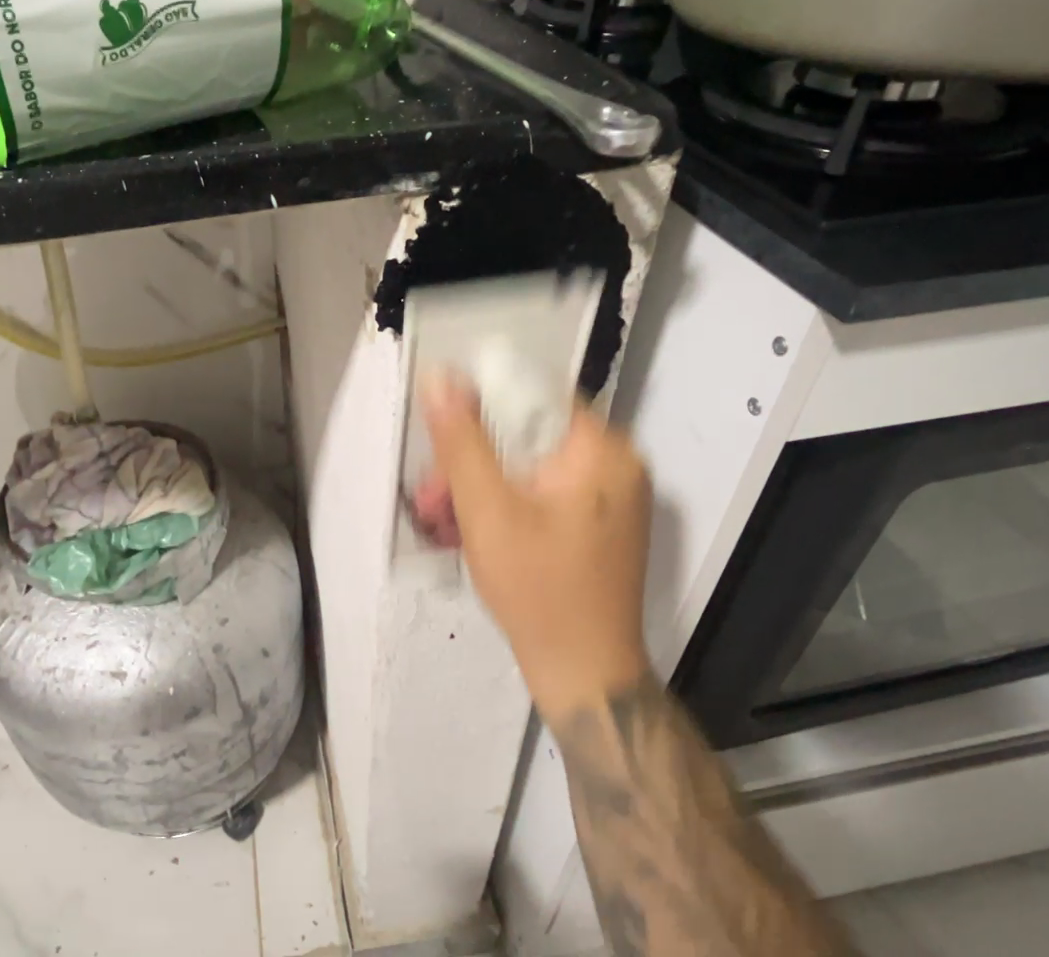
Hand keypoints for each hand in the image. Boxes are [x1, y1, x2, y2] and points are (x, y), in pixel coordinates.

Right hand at [421, 374, 652, 724]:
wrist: (584, 672)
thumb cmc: (538, 590)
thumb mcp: (488, 511)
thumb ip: (461, 441)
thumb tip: (441, 377)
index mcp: (602, 450)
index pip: (533, 396)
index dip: (479, 413)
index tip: (441, 449)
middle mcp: (617, 464)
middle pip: (529, 435)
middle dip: (472, 464)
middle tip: (431, 500)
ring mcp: (613, 497)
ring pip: (532, 467)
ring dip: (482, 488)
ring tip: (442, 522)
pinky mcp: (601, 525)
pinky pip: (545, 494)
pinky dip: (507, 507)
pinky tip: (473, 533)